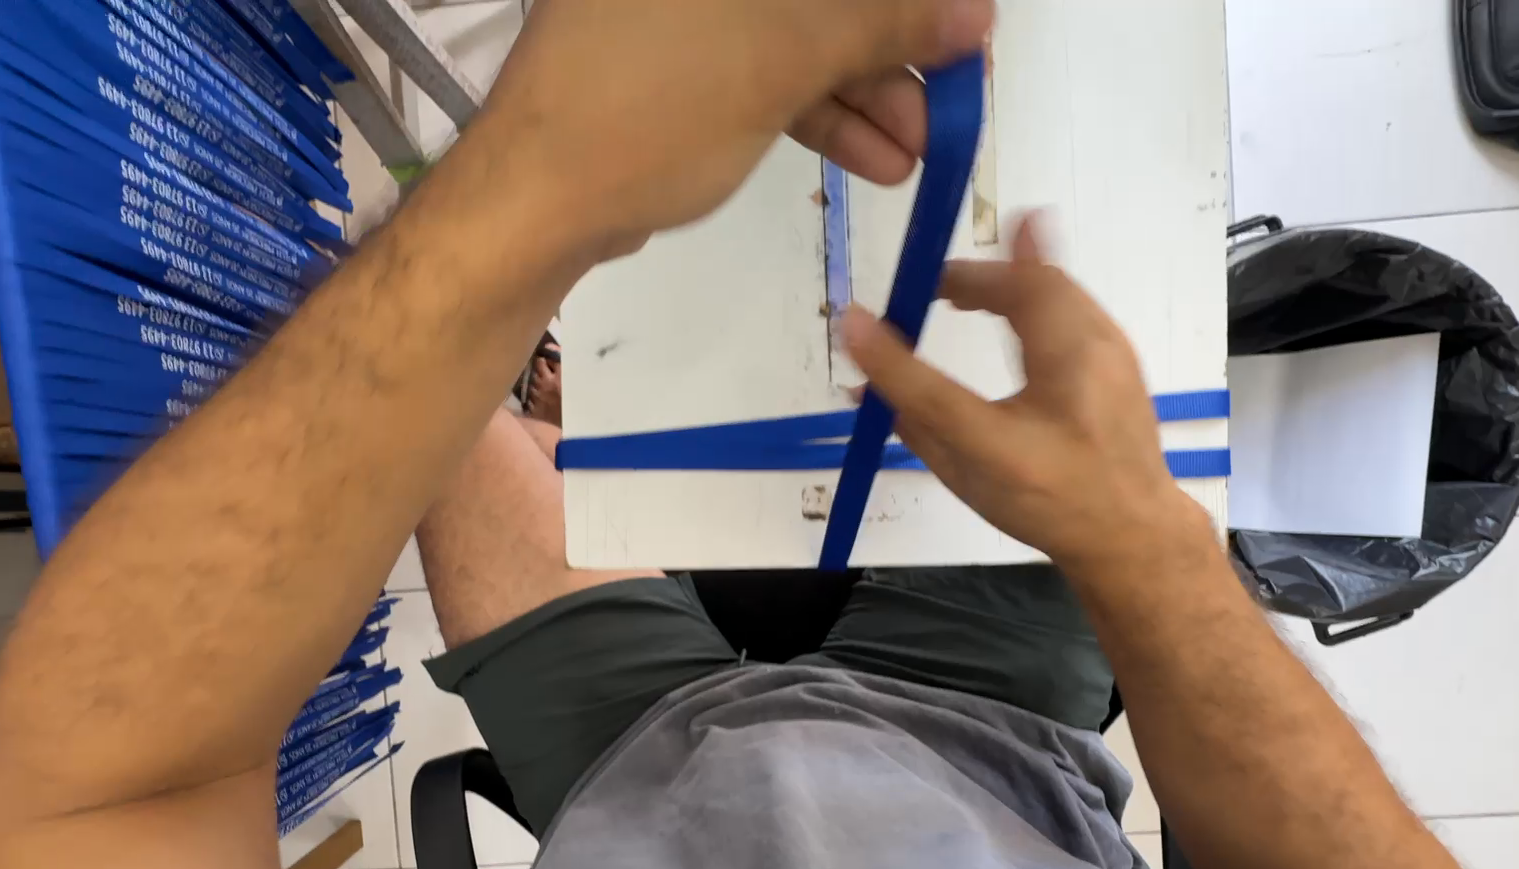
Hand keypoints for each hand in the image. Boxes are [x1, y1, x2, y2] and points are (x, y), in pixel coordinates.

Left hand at [478, 0, 993, 250]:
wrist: (543, 199)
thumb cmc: (654, 108)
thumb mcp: (777, 61)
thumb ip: (877, 27)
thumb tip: (975, 13)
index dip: (908, 1)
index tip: (960, 34)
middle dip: (893, 51)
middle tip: (952, 103)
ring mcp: (691, 17)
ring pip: (800, 41)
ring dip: (866, 98)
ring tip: (920, 153)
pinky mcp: (684, 69)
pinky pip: (768, 79)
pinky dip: (820, 119)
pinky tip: (875, 158)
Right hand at [841, 212, 1209, 574]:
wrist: (1133, 528)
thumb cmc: (1043, 506)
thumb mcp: (967, 480)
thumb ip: (916, 430)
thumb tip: (864, 389)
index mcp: (1021, 447)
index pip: (942, 396)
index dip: (893, 359)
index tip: (856, 321)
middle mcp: (1068, 405)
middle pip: (1022, 304)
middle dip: (969, 282)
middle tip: (925, 287)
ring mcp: (1112, 359)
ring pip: (1056, 288)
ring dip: (1003, 275)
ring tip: (958, 284)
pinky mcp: (1122, 349)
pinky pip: (1072, 298)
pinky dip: (1033, 284)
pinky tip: (1012, 279)